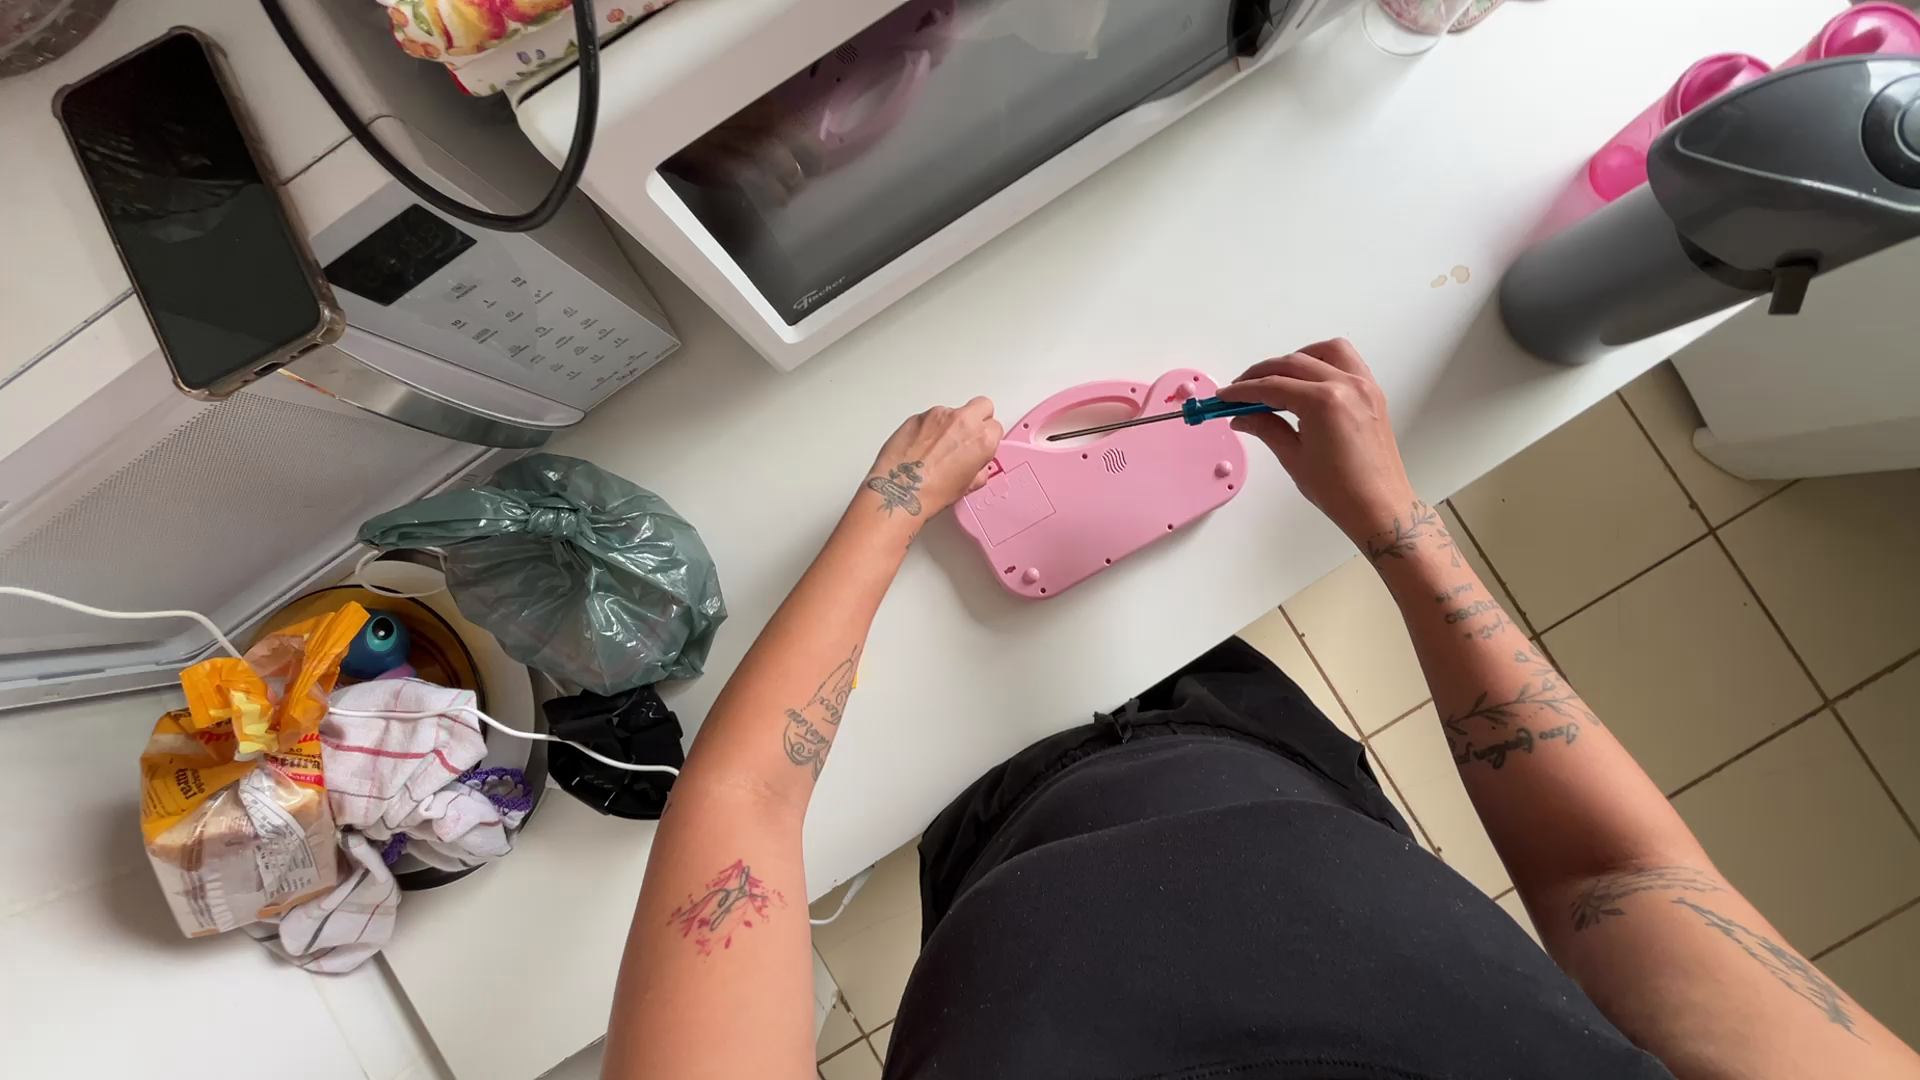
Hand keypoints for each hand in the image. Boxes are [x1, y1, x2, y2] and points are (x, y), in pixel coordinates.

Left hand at [858, 398, 1002, 526]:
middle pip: (982, 405)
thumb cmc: (931, 492)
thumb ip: (978, 466)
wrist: (900, 491)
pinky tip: (922, 448)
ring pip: (954, 411)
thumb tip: (975, 462)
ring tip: (937, 448)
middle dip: (978, 418)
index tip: (980, 447)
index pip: (996, 427)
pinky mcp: (918, 416)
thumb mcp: (967, 485)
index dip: (988, 438)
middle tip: (967, 437)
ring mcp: (939, 415)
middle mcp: (963, 421)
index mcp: (982, 439)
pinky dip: (929, 428)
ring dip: (950, 425)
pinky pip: (930, 417)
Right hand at [1217, 339, 1417, 544]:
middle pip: (1293, 364)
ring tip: (1274, 379)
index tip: (1224, 396)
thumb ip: (1266, 428)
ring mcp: (1364, 385)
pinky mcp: (1372, 393)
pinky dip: (1321, 362)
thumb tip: (1241, 417)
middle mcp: (1346, 385)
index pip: (1272, 386)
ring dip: (1294, 360)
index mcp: (1323, 402)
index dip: (1242, 391)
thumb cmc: (1338, 489)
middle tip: (1239, 390)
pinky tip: (1305, 381)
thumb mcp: (1293, 457)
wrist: (1378, 505)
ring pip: (1323, 352)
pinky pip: (1346, 361)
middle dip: (1260, 374)